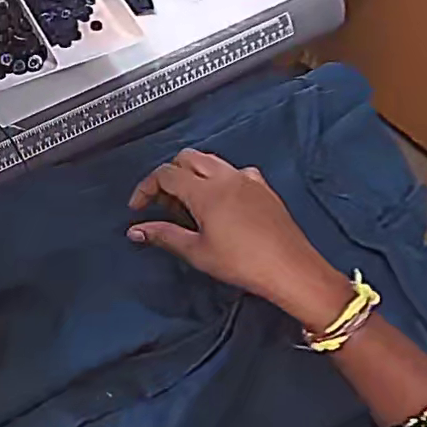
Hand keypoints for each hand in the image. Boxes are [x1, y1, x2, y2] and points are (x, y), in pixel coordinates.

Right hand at [127, 149, 351, 327]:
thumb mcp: (196, 251)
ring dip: (192, 174)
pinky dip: (217, 179)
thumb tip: (135, 231)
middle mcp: (226, 177)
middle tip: (162, 203)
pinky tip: (219, 203)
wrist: (290, 269)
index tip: (138, 208)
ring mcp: (248, 179)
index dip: (145, 188)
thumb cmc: (241, 263)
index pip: (165, 174)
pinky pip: (233, 172)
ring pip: (210, 161)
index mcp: (206, 191)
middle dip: (168, 175)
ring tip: (188, 205)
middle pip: (187, 158)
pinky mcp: (263, 188)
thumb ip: (163, 235)